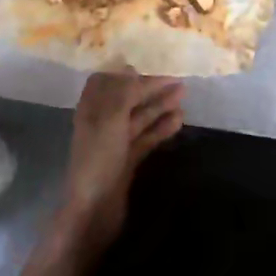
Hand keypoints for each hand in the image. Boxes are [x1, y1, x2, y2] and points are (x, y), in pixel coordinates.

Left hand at [58, 72, 184, 247]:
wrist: (94, 211)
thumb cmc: (99, 158)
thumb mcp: (110, 118)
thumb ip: (123, 92)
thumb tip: (133, 70)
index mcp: (92, 107)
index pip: (111, 80)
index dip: (130, 72)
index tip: (153, 65)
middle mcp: (102, 120)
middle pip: (128, 97)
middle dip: (151, 88)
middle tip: (179, 80)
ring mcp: (115, 142)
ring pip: (140, 117)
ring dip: (160, 106)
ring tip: (183, 96)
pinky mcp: (127, 161)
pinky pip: (146, 138)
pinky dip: (161, 128)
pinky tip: (179, 121)